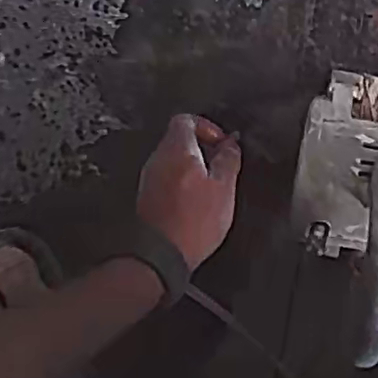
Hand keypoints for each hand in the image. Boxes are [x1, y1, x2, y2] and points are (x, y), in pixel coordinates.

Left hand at [137, 114, 241, 268]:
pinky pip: (166, 178)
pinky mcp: (147, 197)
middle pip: (178, 139)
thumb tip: (231, 145)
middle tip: (220, 165)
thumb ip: (228, 160)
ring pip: (172, 159)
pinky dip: (182, 182)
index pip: (186, 120)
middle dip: (202, 148)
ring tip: (211, 186)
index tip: (222, 144)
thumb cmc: (193, 222)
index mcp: (176, 150)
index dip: (208, 128)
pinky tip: (195, 202)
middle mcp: (157, 160)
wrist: (160, 257)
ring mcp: (149, 178)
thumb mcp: (224, 189)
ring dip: (192, 166)